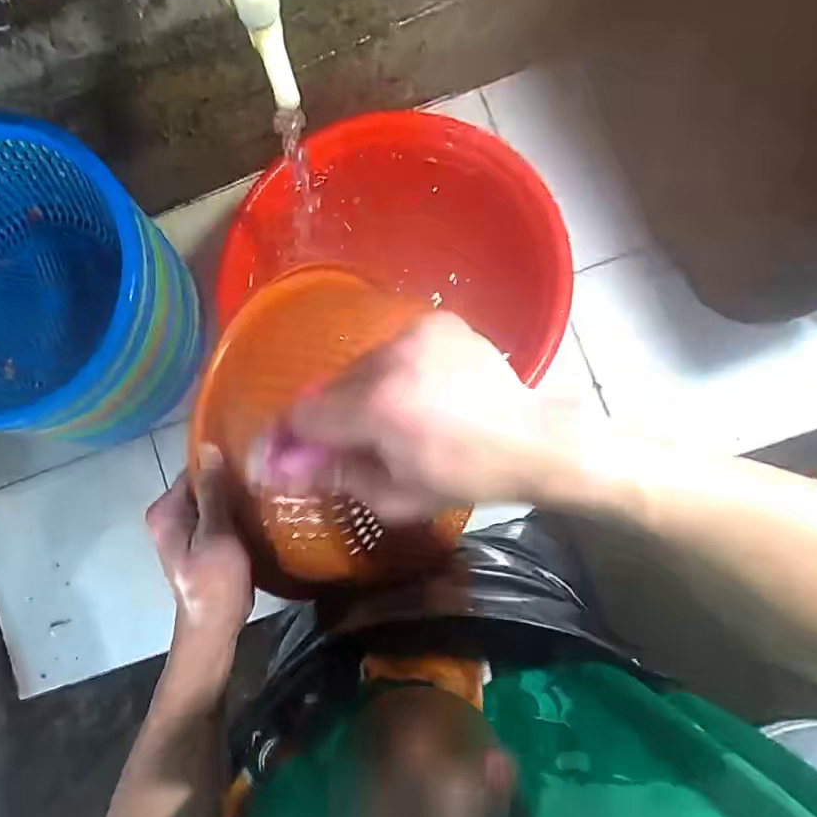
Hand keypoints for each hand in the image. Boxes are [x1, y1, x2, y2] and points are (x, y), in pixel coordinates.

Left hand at [146, 445, 253, 640]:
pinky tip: (259, 515)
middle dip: (232, 482)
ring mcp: (185, 531)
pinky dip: (236, 515)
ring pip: (215, 502)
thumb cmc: (214, 582)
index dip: (224, 464)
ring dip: (237, 499)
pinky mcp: (202, 543)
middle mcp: (170, 517)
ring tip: (267, 493)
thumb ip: (212, 491)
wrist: (214, 627)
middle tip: (266, 479)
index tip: (255, 462)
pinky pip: (220, 518)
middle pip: (205, 485)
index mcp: (166, 511)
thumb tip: (207, 446)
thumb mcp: (217, 534)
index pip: (195, 470)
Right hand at [256, 313, 575, 521]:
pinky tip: (415, 395)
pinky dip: (390, 374)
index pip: (303, 415)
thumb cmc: (468, 477)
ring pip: (358, 366)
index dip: (288, 438)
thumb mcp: (398, 494)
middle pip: (328, 388)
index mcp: (379, 407)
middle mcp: (390, 359)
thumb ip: (336, 475)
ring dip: (359, 395)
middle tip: (343, 444)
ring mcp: (416, 333)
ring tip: (391, 420)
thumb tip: (284, 467)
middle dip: (328, 420)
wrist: (534, 439)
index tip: (282, 455)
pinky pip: (390, 350)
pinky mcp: (437, 322)